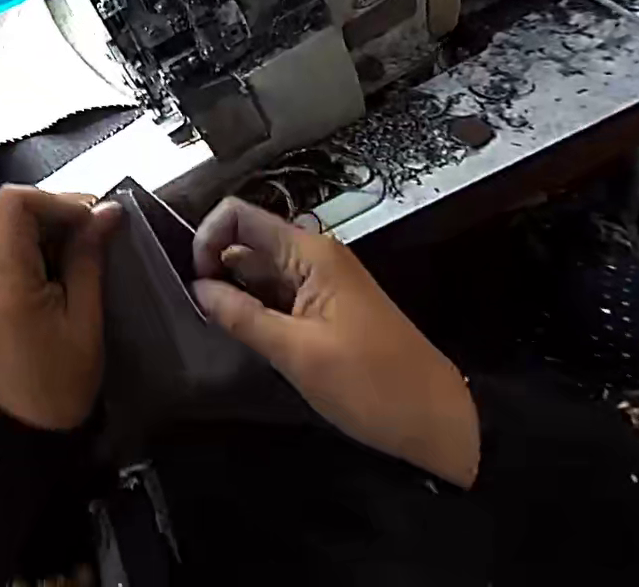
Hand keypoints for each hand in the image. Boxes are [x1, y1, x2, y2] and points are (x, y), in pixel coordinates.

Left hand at [0, 186, 122, 430]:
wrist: (28, 433)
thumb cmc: (62, 383)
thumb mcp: (86, 320)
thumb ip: (89, 258)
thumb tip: (108, 209)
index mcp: (5, 279)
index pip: (14, 203)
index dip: (54, 199)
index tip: (89, 220)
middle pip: (20, 214)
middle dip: (64, 216)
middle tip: (102, 237)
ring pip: (21, 230)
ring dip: (58, 233)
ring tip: (91, 258)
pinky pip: (18, 250)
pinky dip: (47, 250)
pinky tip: (70, 273)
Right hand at [191, 199, 480, 486]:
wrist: (443, 423)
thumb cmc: (373, 384)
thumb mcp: (299, 354)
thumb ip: (242, 316)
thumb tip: (196, 288)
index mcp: (308, 252)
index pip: (239, 215)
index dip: (208, 237)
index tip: (196, 280)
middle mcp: (310, 254)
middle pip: (245, 239)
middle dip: (216, 266)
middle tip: (204, 310)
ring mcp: (317, 278)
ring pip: (256, 267)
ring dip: (233, 289)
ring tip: (221, 326)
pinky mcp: (321, 302)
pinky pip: (273, 290)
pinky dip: (252, 305)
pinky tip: (244, 332)